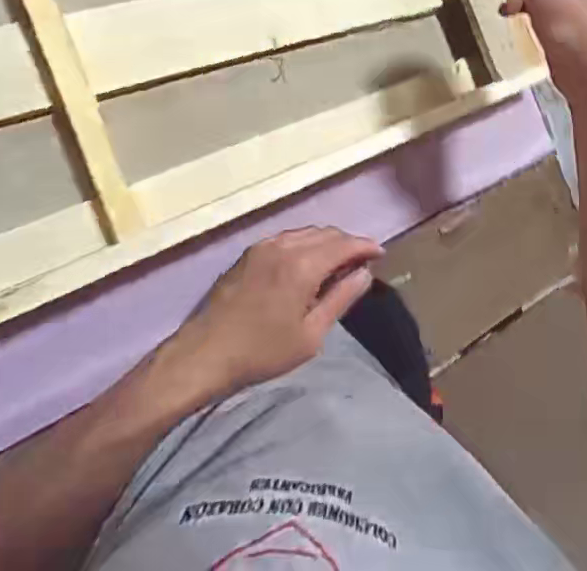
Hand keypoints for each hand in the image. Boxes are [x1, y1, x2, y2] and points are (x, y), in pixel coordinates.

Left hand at [161, 227, 380, 397]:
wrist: (205, 353)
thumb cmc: (262, 351)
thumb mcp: (311, 334)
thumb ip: (340, 299)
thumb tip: (364, 274)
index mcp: (302, 264)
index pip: (343, 244)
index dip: (365, 246)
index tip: (381, 254)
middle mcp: (284, 245)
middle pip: (326, 233)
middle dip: (347, 243)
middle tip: (362, 263)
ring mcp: (263, 246)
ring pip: (305, 233)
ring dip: (326, 242)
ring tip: (338, 263)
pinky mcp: (249, 253)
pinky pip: (287, 238)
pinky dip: (306, 244)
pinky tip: (308, 263)